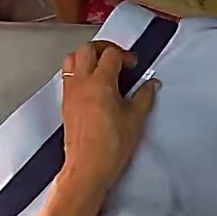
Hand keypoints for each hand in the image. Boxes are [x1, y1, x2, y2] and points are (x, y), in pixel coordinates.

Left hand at [59, 40, 158, 194]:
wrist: (88, 167)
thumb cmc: (111, 145)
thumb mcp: (136, 118)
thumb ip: (144, 96)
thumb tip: (150, 84)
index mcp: (100, 83)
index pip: (111, 54)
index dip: (125, 56)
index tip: (133, 67)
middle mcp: (81, 84)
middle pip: (87, 49)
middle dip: (104, 48)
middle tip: (118, 58)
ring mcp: (70, 93)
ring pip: (72, 59)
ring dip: (88, 57)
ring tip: (103, 68)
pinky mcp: (66, 104)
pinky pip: (68, 76)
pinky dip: (79, 72)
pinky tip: (94, 85)